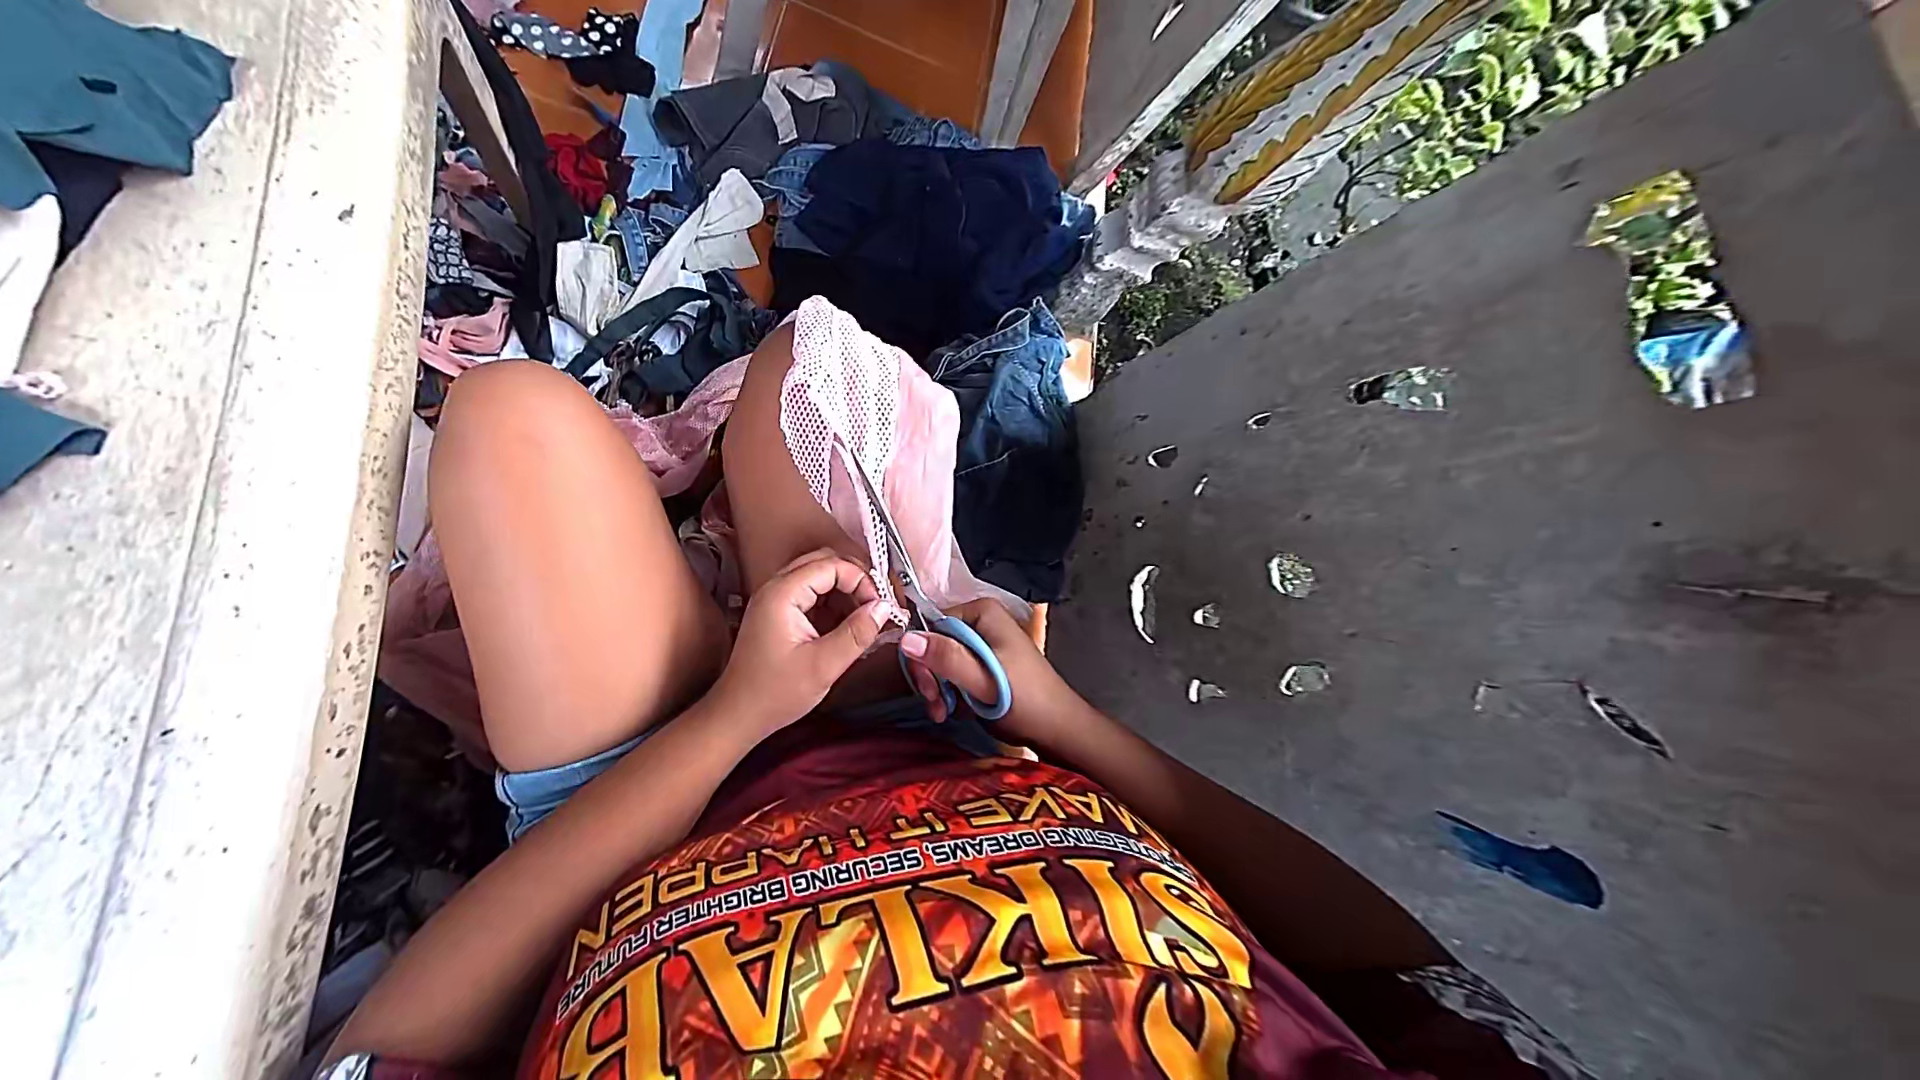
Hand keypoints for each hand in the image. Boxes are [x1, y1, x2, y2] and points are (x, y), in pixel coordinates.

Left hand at [710, 549, 891, 734]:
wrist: (738, 715)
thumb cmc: (774, 694)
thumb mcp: (824, 666)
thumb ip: (857, 633)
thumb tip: (884, 608)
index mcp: (782, 594)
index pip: (831, 565)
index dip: (860, 581)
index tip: (877, 606)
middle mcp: (776, 589)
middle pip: (824, 563)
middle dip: (855, 581)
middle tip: (874, 607)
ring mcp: (776, 600)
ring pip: (819, 578)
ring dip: (845, 593)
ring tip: (863, 621)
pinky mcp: (780, 614)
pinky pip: (812, 596)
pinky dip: (833, 606)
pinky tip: (847, 629)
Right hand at [899, 598, 1084, 741]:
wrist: (1057, 729)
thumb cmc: (1025, 702)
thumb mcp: (982, 680)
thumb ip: (946, 658)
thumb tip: (907, 639)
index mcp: (982, 613)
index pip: (930, 626)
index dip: (923, 658)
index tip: (928, 688)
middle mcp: (980, 622)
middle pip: (933, 644)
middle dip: (931, 678)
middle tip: (937, 704)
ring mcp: (982, 643)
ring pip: (939, 661)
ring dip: (937, 690)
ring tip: (945, 712)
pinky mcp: (982, 664)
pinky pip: (952, 673)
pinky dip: (949, 693)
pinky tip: (953, 711)